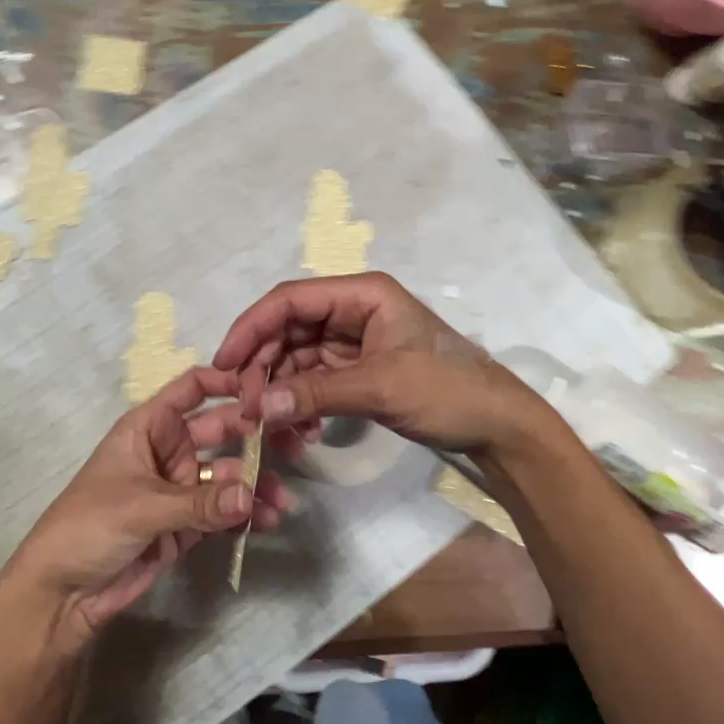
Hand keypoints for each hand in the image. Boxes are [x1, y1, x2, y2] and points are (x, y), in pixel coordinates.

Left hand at [0, 367, 293, 653]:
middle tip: (293, 445)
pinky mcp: (184, 525)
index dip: (225, 382)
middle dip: (253, 437)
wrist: (61, 591)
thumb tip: (252, 495)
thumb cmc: (89, 525)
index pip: (191, 389)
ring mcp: (178, 488)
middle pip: (219, 430)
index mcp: (148, 427)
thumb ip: (199, 503)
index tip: (264, 388)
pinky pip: (222, 512)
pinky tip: (266, 521)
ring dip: (253, 485)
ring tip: (281, 502)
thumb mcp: (142, 507)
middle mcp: (167, 449)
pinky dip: (244, 515)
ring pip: (226, 475)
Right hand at [212, 272, 548, 456]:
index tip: (224, 363)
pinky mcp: (358, 371)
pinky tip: (299, 430)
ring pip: (297, 357)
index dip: (251, 327)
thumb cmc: (447, 390)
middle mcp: (353, 310)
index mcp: (362, 294)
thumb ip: (317, 393)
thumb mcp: (381, 387)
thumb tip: (257, 406)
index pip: (290, 299)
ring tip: (269, 423)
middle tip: (245, 404)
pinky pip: (314, 381)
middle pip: (288, 328)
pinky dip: (301, 402)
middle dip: (263, 364)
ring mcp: (354, 341)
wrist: (499, 425)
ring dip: (280, 389)